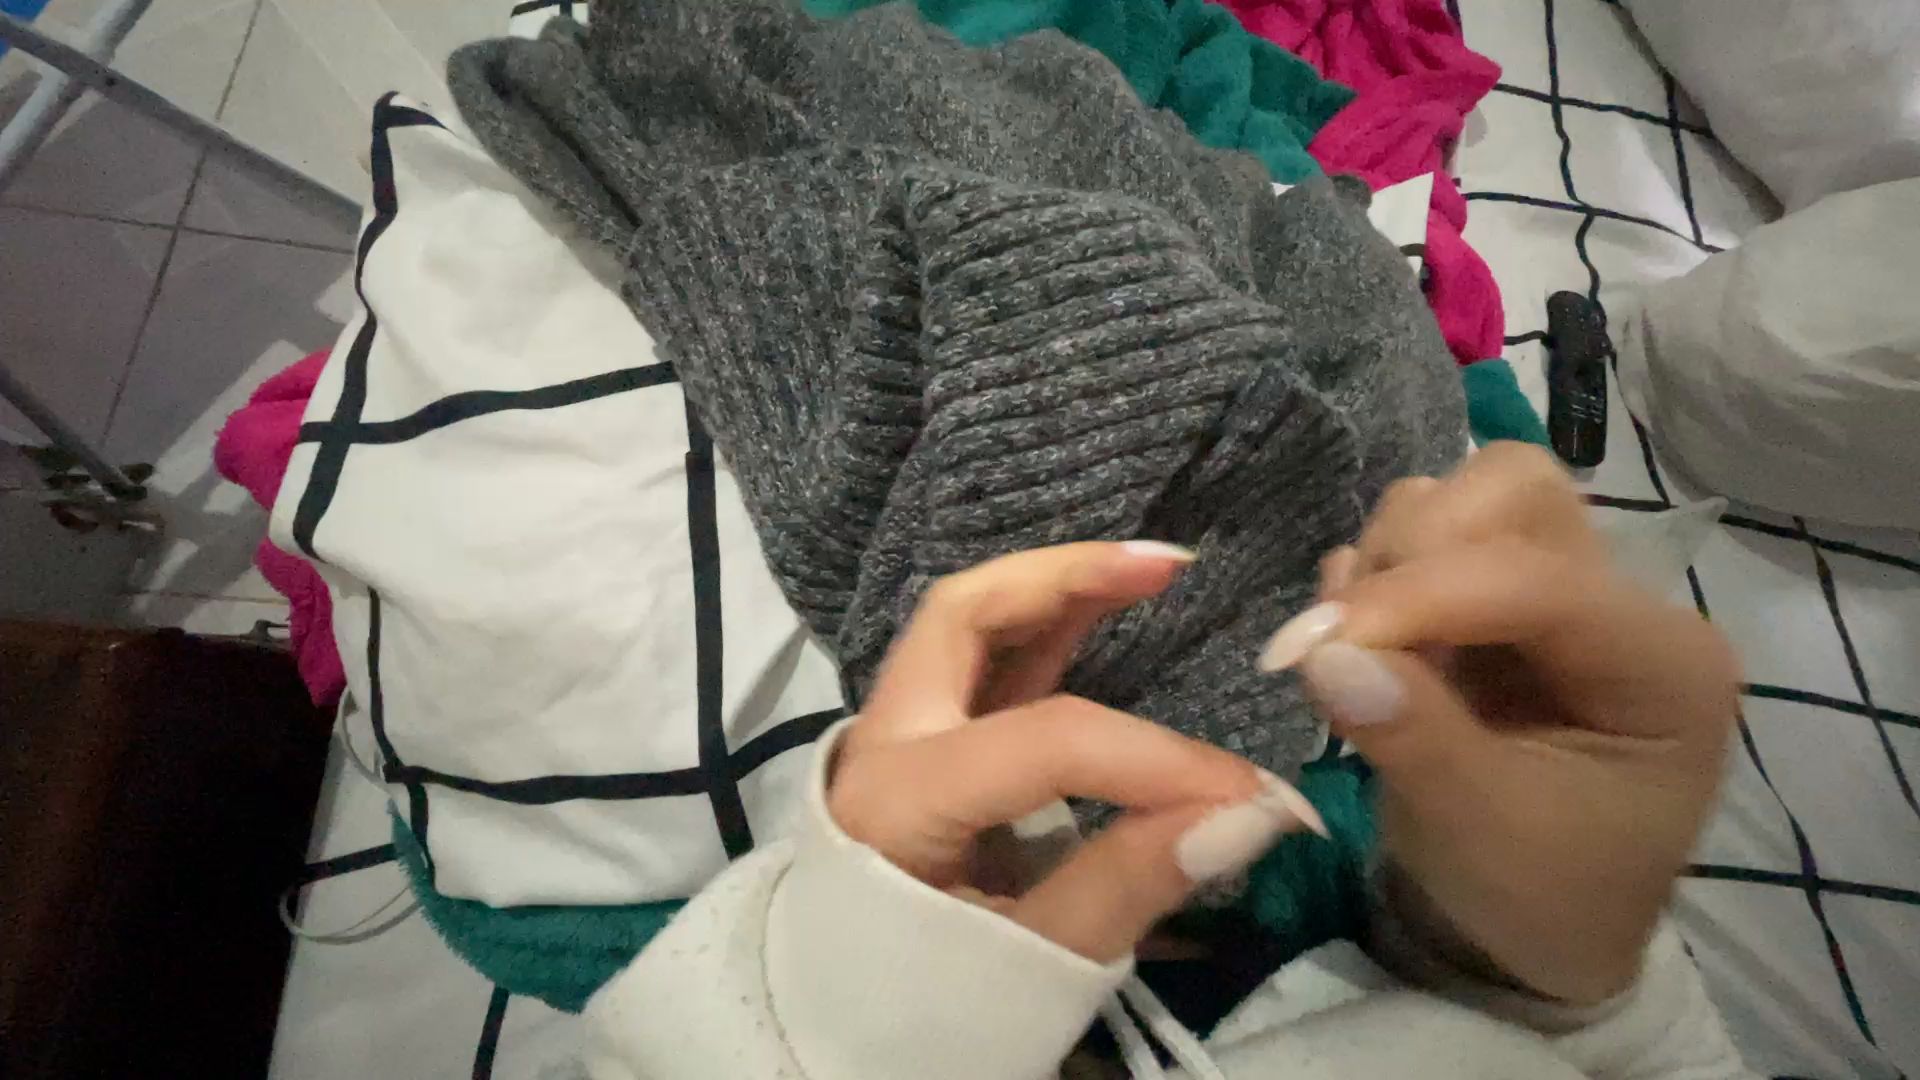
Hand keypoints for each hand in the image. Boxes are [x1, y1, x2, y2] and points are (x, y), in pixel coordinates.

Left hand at [828, 542, 1324, 963]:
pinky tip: (1093, 611)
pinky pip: (980, 660)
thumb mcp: (1030, 967)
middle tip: (1161, 563)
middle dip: (1064, 575)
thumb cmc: (920, 1003)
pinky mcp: (918, 736)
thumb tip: (1247, 814)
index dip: (1155, 759)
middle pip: (963, 613)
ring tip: (1140, 568)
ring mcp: (894, 728)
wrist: (831, 1019)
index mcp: (899, 799)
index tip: (1250, 795)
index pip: (1044, 743)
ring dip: (1053, 583)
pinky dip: (1040, 626)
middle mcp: (884, 737)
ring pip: (965, 619)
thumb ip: (1129, 883)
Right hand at [1261, 443, 1740, 1003]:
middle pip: (1505, 488)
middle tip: (1353, 634)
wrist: (1513, 917)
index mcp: (1654, 662)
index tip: (1305, 652)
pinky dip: (1363, 573)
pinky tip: (1357, 646)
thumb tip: (1321, 652)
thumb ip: (1410, 735)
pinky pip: (1408, 535)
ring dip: (1381, 559)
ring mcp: (1539, 591)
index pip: (1528, 575)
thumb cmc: (1528, 886)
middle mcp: (1608, 602)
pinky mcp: (1475, 600)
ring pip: (1451, 498)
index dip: (1410, 598)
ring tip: (1358, 649)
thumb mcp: (1478, 830)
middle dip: (1408, 549)